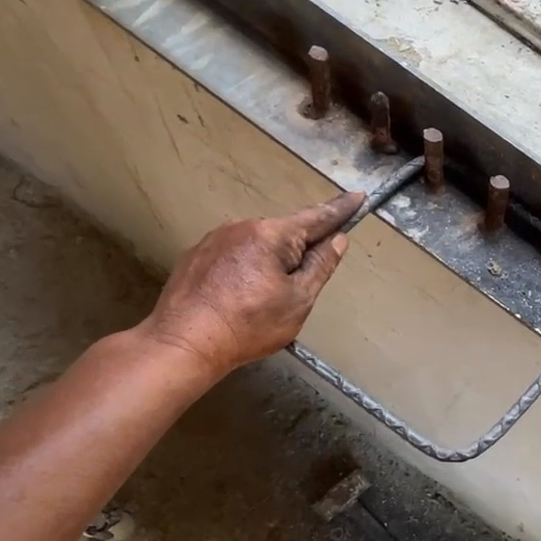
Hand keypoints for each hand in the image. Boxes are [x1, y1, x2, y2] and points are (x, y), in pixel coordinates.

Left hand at [138, 192, 365, 376]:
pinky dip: (246, 269)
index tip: (358, 196)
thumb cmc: (248, 325)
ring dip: (271, 262)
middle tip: (300, 287)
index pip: (317, 218)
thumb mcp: (298, 300)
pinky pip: (234, 254)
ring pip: (258, 245)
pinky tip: (240, 296)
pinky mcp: (195, 256)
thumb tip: (337, 240)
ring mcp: (214, 239)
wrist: (182, 344)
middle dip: (299, 251)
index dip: (341, 209)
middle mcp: (241, 227)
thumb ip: (320, 266)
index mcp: (271, 235)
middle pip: (285, 234)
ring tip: (264, 299)